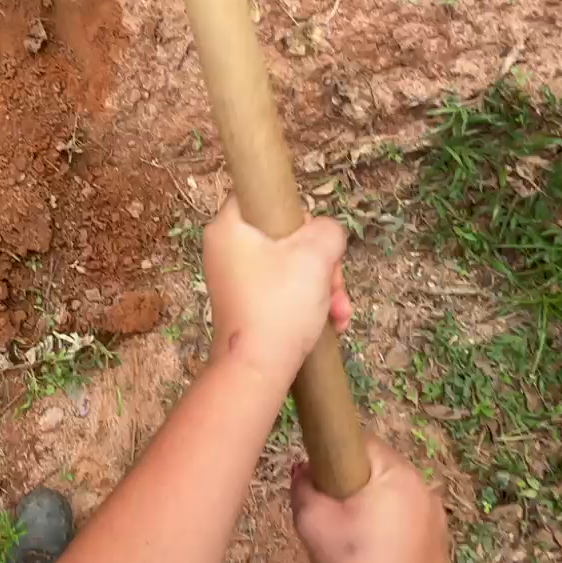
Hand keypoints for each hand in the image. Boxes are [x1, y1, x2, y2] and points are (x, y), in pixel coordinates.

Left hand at [203, 198, 348, 375]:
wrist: (256, 367)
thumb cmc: (279, 303)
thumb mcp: (315, 254)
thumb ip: (327, 230)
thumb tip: (323, 234)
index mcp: (227, 226)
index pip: (260, 195)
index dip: (294, 211)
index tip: (311, 235)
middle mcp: (223, 248)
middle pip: (283, 236)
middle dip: (321, 262)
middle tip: (334, 282)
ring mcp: (233, 277)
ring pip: (289, 266)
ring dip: (322, 286)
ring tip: (338, 311)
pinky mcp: (244, 302)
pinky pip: (281, 289)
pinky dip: (307, 302)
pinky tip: (330, 323)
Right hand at [289, 438, 454, 562]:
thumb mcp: (312, 520)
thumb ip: (302, 485)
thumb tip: (304, 470)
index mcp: (395, 472)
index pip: (356, 440)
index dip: (330, 456)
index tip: (316, 483)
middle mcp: (422, 486)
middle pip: (373, 467)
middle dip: (347, 484)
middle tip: (327, 514)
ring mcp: (435, 515)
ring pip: (387, 494)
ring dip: (365, 506)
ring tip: (346, 538)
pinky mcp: (439, 541)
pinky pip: (402, 518)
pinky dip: (383, 527)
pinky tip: (370, 556)